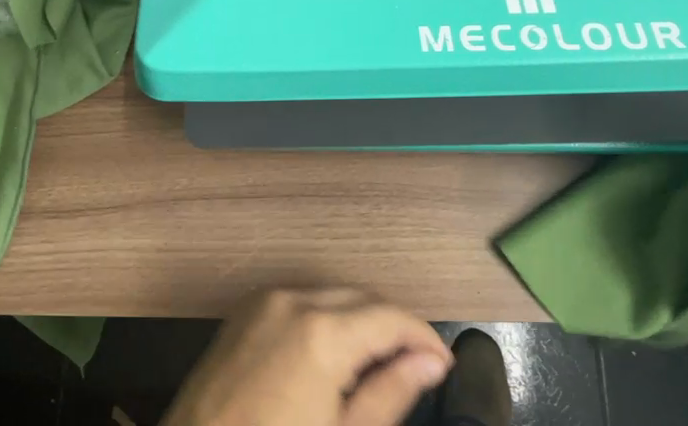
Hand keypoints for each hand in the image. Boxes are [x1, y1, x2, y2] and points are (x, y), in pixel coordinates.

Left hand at [162, 288, 452, 425]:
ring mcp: (262, 301)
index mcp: (321, 330)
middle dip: (393, 327)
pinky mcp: (243, 312)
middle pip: (361, 298)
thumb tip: (429, 362)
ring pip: (331, 295)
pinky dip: (325, 318)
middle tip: (418, 368)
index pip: (391, 316)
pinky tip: (335, 357)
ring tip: (380, 366)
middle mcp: (292, 300)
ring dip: (360, 320)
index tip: (444, 364)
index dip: (424, 338)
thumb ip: (390, 392)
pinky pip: (299, 301)